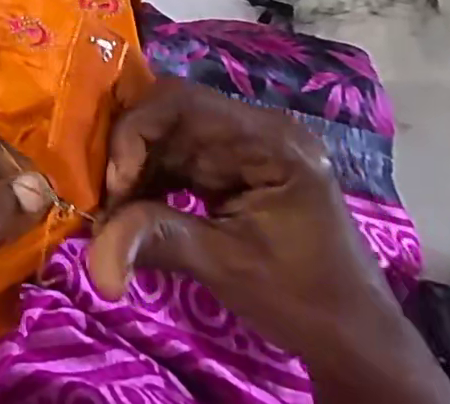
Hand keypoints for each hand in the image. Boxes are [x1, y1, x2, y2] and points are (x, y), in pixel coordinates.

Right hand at [88, 78, 449, 403]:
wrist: (355, 346)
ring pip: (165, 134)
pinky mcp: (228, 169)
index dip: (137, 131)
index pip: (183, 103)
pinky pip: (173, 158)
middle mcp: (252, 131)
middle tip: (106, 194)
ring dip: (133, 166)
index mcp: (269, 140)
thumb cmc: (306, 302)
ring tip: (112, 206)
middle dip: (129, 149)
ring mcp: (240, 148)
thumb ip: (159, 240)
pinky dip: (147, 180)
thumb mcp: (229, 267)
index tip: (115, 184)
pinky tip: (130, 207)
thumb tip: (93, 250)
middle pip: (169, 112)